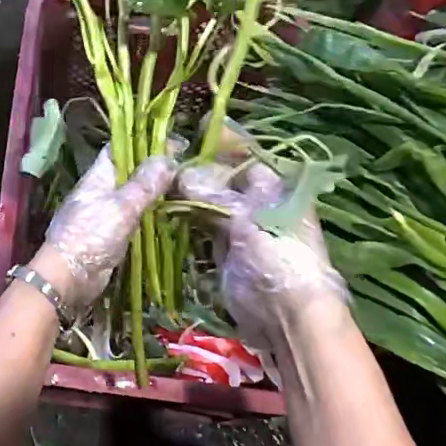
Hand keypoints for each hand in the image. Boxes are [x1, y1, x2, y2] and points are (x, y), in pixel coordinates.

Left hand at [33, 144, 178, 310]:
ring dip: (154, 192)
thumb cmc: (91, 236)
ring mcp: (104, 212)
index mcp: (98, 176)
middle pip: (129, 171)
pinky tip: (167, 214)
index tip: (175, 144)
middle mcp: (100, 190)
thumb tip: (168, 159)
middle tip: (186, 169)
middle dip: (154, 168)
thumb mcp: (122, 206)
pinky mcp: (110, 233)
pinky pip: (133, 216)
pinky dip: (148, 212)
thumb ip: (144, 184)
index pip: (120, 148)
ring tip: (183, 188)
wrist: (69, 276)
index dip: (145, 142)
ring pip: (133, 194)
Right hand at [175, 132, 345, 357]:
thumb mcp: (246, 217)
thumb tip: (180, 172)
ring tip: (158, 178)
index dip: (219, 141)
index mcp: (276, 185)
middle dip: (196, 168)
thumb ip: (211, 192)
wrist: (287, 315)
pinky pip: (202, 224)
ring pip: (209, 200)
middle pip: (223, 176)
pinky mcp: (224, 249)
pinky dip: (185, 216)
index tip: (190, 130)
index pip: (244, 153)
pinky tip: (164, 205)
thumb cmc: (278, 254)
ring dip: (187, 192)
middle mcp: (259, 200)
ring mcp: (241, 225)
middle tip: (163, 156)